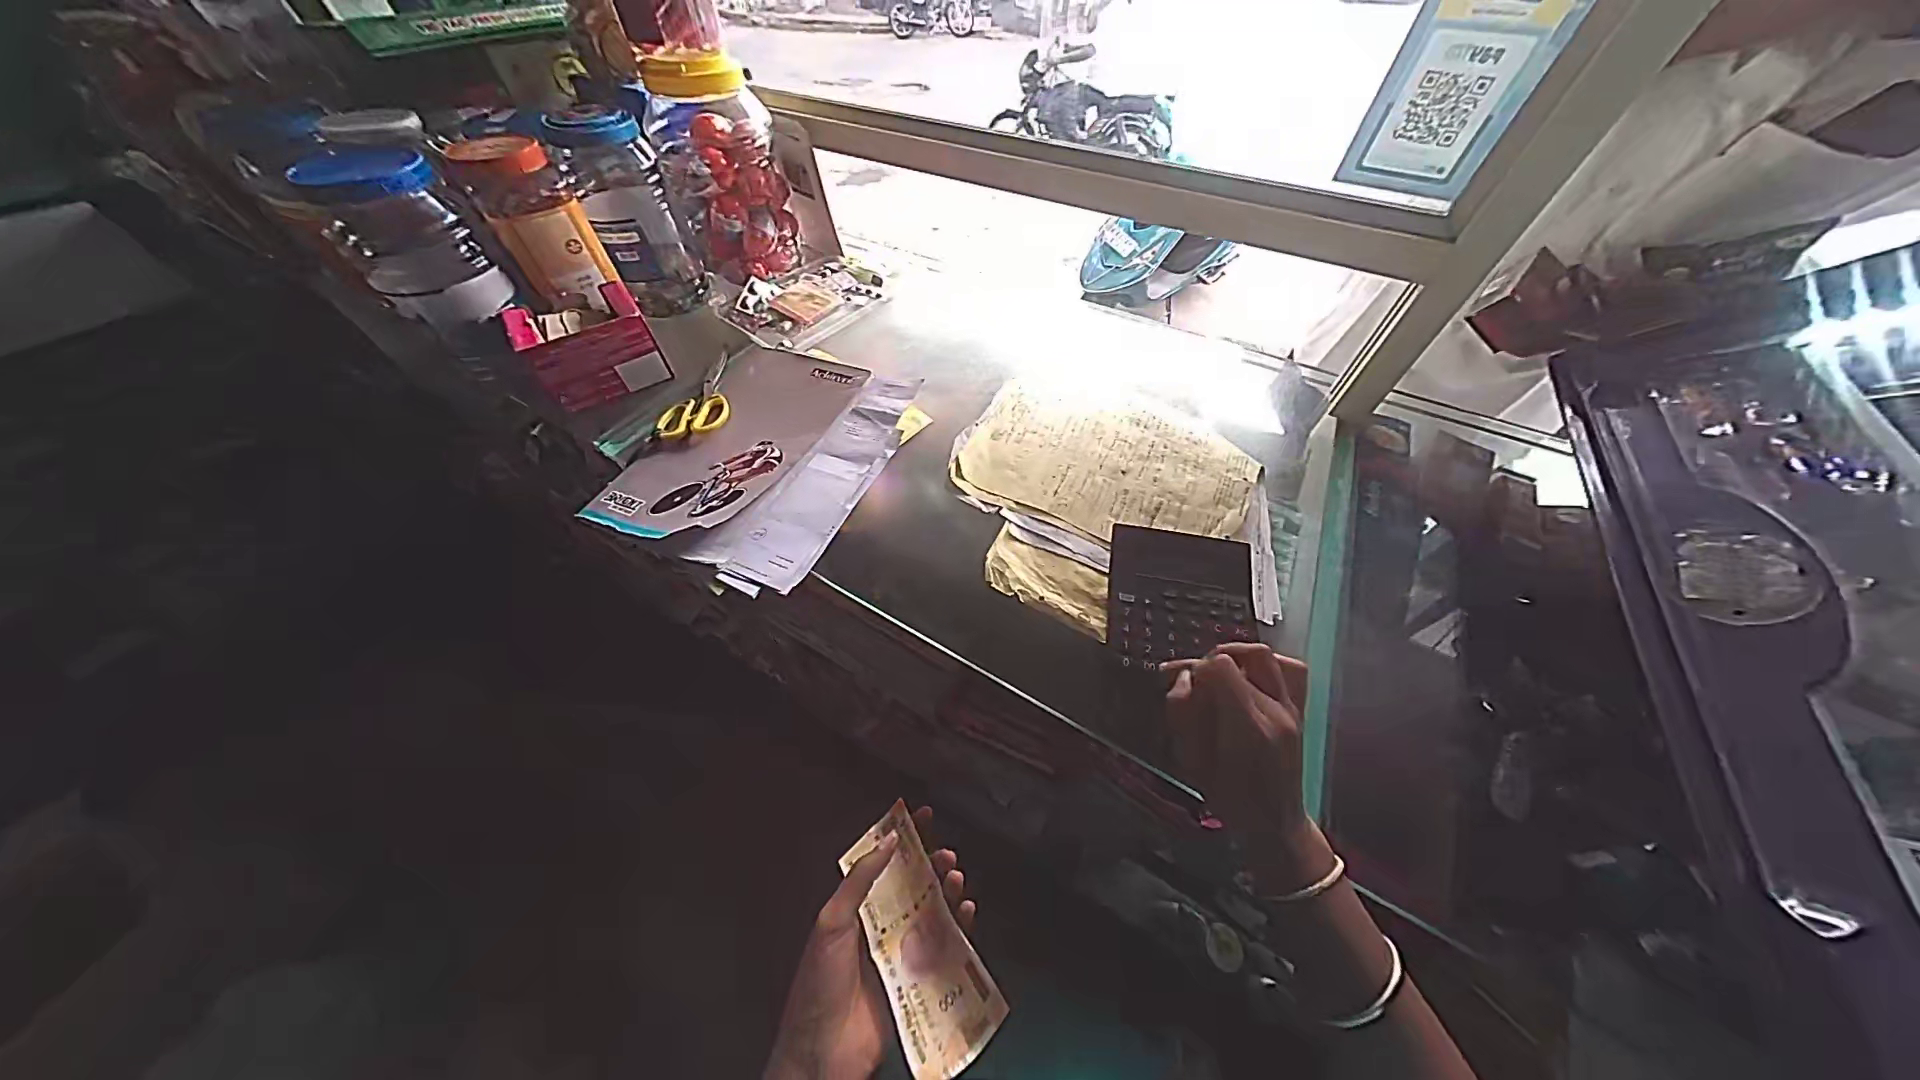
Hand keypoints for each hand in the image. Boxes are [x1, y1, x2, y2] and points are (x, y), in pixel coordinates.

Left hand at [764, 806, 975, 1079]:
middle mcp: (881, 925)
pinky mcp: (917, 978)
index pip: (884, 862)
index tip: (923, 816)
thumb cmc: (818, 985)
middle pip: (914, 885)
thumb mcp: (831, 923)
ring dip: (947, 892)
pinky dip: (959, 928)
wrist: (821, 1053)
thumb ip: (858, 880)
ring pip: (932, 912)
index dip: (904, 838)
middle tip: (945, 854)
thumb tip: (886, 840)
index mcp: (857, 908)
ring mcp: (900, 951)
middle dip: (931, 865)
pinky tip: (965, 914)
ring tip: (955, 878)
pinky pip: (943, 948)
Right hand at [1166, 645, 1329, 890]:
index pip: (1219, 667)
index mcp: (1247, 730)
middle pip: (1237, 657)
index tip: (1182, 687)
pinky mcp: (1299, 711)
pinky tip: (1247, 676)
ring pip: (1263, 656)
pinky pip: (1290, 669)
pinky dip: (1265, 664)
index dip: (1193, 669)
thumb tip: (1181, 678)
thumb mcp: (1193, 763)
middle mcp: (1275, 713)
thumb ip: (1185, 715)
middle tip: (1194, 683)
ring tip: (1218, 673)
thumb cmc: (1229, 800)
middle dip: (1209, 663)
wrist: (1275, 825)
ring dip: (1235, 656)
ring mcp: (1291, 710)